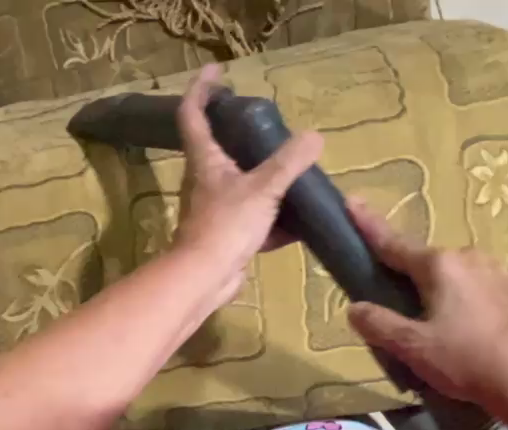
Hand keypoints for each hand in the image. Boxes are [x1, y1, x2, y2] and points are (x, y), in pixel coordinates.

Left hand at [172, 64, 324, 306]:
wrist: (206, 278)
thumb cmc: (225, 226)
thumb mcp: (263, 189)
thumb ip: (289, 163)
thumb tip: (315, 138)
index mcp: (205, 160)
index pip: (193, 113)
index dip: (202, 89)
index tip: (217, 73)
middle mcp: (205, 182)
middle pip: (218, 149)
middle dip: (240, 135)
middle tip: (265, 125)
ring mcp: (215, 211)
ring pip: (240, 188)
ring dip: (264, 181)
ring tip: (292, 174)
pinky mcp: (226, 238)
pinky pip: (254, 223)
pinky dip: (274, 222)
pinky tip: (298, 224)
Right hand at [344, 199, 507, 406]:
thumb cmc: (466, 359)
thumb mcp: (413, 347)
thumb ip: (380, 325)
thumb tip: (355, 308)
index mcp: (440, 266)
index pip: (394, 244)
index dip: (369, 226)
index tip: (352, 203)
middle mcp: (469, 258)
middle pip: (426, 263)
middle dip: (407, 277)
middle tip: (393, 303)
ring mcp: (497, 273)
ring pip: (453, 278)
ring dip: (437, 294)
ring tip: (431, 326)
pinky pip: (475, 290)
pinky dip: (460, 304)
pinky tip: (462, 331)